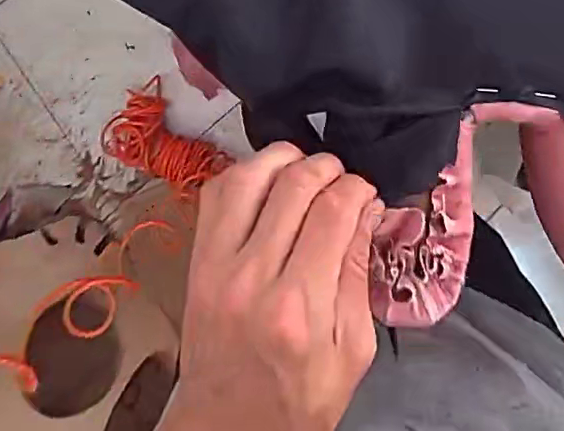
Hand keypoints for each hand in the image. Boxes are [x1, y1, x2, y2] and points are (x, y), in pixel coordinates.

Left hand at [160, 142, 383, 430]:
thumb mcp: (352, 349)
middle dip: (331, 168)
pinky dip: (247, 175)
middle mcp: (251, 278)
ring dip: (286, 161)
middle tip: (342, 186)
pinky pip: (216, 194)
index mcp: (298, 305)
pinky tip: (270, 186)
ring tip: (306, 177)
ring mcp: (215, 267)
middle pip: (296, 181)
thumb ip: (359, 272)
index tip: (367, 196)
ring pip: (249, 175)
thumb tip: (368, 208)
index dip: (360, 187)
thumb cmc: (297, 401)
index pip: (335, 208)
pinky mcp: (196, 263)